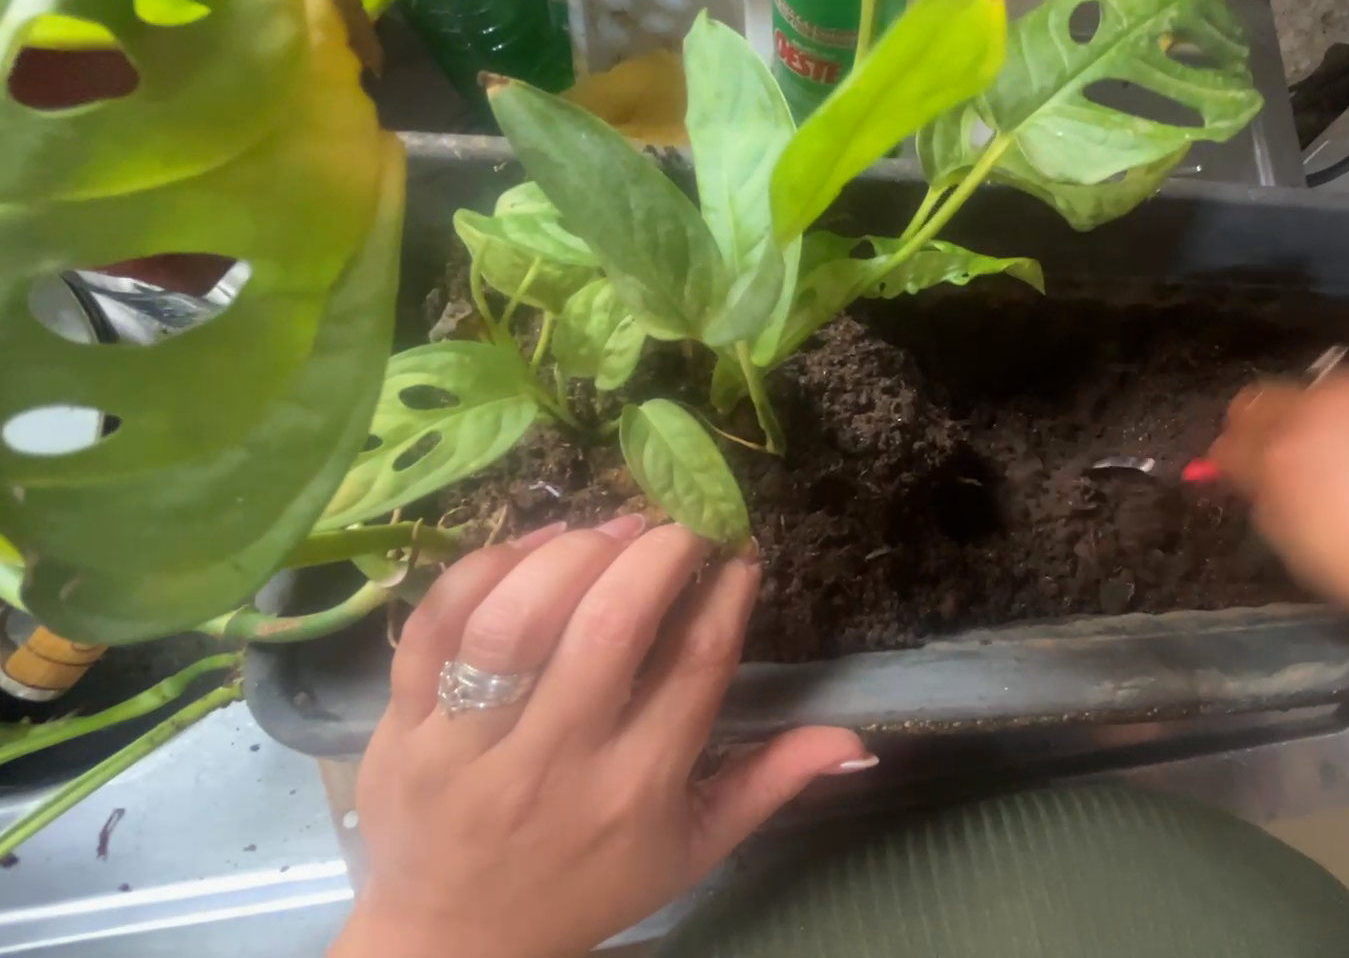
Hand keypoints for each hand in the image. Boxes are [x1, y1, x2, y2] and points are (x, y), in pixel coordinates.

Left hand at [331, 520, 872, 957]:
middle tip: (682, 525)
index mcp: (637, 790)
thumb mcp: (699, 845)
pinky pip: (434, 625)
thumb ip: (775, 783)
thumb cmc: (594, 882)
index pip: (695, 668)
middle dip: (658, 554)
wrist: (451, 946)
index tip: (740, 552)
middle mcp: (553, 764)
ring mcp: (464, 746)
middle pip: (609, 628)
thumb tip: (859, 743)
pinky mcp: (397, 727)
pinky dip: (487, 566)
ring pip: (517, 619)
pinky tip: (539, 542)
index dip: (725, 595)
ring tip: (617, 528)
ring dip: (577, 553)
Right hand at [1207, 355, 1348, 645]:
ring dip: (1335, 417)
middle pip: (1265, 399)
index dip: (1232, 456)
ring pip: (1330, 390)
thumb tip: (1244, 472)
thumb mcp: (1309, 556)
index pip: (1230, 437)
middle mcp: (1320, 404)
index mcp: (1282, 456)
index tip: (1244, 473)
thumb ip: (1266, 504)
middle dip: (1270, 427)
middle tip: (1306, 463)